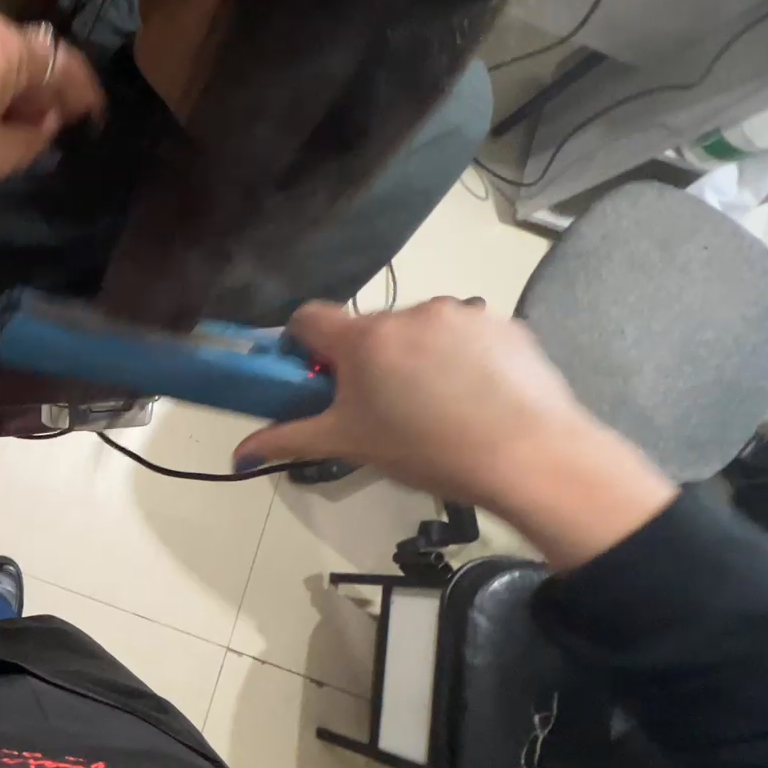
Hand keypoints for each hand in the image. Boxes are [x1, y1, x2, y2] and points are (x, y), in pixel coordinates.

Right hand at [235, 298, 678, 569]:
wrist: (530, 455)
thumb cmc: (423, 448)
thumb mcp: (345, 445)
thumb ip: (286, 440)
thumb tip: (236, 454)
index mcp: (363, 338)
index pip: (308, 316)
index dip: (301, 342)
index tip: (311, 373)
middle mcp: (409, 312)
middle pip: (364, 327)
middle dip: (361, 357)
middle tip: (373, 403)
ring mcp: (462, 313)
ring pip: (414, 329)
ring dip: (409, 354)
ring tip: (427, 401)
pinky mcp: (505, 323)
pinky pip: (461, 332)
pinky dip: (454, 355)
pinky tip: (468, 393)